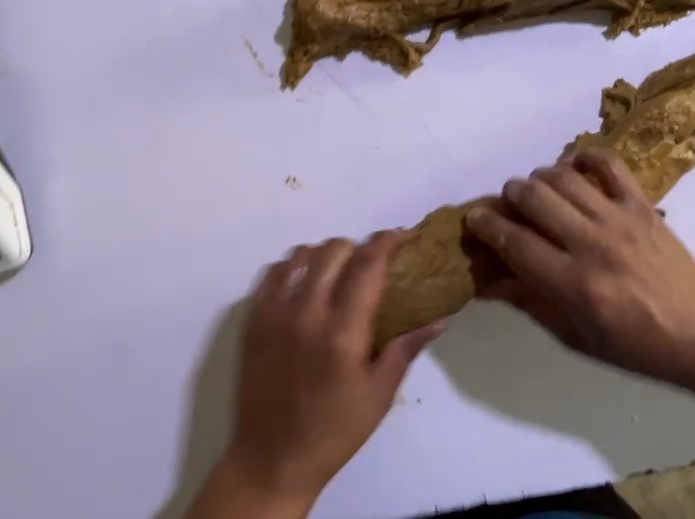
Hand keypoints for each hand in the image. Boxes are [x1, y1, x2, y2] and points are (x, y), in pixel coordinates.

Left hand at [217, 233, 445, 510]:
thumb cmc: (334, 431)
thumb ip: (406, 348)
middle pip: (334, 250)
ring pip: (301, 255)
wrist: (272, 458)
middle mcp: (306, 313)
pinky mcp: (254, 320)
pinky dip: (293, 266)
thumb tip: (440, 317)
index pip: (367, 265)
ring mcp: (275, 314)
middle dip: (358, 246)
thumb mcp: (379, 395)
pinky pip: (273, 272)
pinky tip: (304, 281)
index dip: (385, 242)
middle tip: (371, 263)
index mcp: (342, 333)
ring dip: (325, 253)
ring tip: (337, 270)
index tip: (399, 235)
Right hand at [467, 149, 694, 383]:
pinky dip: (585, 157)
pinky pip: (609, 165)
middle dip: (511, 194)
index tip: (474, 217)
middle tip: (509, 202)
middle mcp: (593, 245)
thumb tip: (487, 280)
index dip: (488, 225)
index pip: (517, 242)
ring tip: (538, 188)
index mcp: (575, 285)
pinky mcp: (643, 206)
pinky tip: (574, 166)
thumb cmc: (632, 345)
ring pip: (564, 178)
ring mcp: (620, 220)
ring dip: (541, 177)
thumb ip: (529, 302)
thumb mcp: (575, 335)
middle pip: (535, 198)